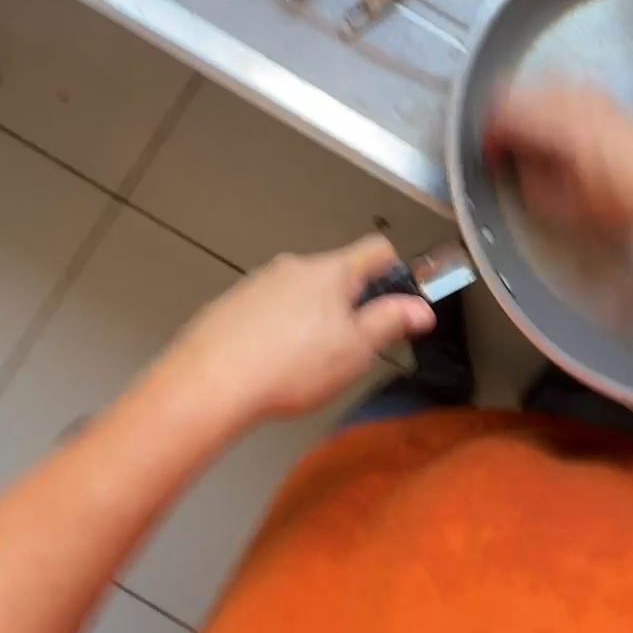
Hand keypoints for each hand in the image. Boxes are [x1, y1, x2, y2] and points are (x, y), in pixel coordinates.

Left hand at [166, 235, 433, 420]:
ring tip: (305, 362)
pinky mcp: (233, 304)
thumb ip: (391, 321)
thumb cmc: (289, 365)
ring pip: (301, 293)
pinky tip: (271, 363)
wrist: (210, 383)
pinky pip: (268, 309)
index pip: (376, 249)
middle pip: (337, 274)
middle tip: (350, 346)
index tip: (397, 296)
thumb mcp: (356, 349)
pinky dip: (277, 329)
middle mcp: (296, 267)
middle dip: (349, 304)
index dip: (395, 269)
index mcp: (332, 271)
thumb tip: (421, 308)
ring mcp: (260, 282)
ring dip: (311, 317)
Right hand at [483, 84, 632, 230]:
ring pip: (539, 86)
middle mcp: (571, 100)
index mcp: (556, 124)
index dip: (488, 134)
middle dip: (502, 116)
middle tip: (500, 144)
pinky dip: (546, 102)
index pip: (504, 114)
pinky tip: (553, 127)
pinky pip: (561, 89)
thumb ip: (530, 181)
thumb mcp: (565, 205)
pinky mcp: (606, 99)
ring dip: (524, 107)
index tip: (487, 153)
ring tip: (522, 135)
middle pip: (518, 92)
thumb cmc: (621, 201)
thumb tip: (514, 165)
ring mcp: (591, 95)